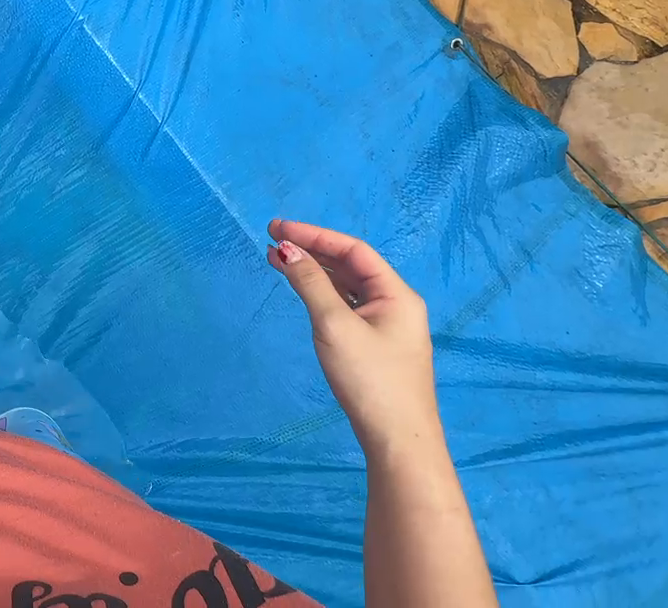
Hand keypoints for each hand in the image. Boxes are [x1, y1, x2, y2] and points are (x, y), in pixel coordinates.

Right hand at [267, 219, 438, 454]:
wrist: (396, 439)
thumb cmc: (369, 377)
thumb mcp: (334, 325)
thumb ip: (309, 283)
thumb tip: (286, 248)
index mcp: (396, 294)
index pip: (353, 249)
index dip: (314, 235)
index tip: (277, 228)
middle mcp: (394, 303)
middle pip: (349, 264)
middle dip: (310, 249)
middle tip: (271, 239)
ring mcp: (385, 324)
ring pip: (345, 284)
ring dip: (312, 269)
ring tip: (276, 259)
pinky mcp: (374, 342)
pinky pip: (344, 303)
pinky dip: (319, 290)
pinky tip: (300, 288)